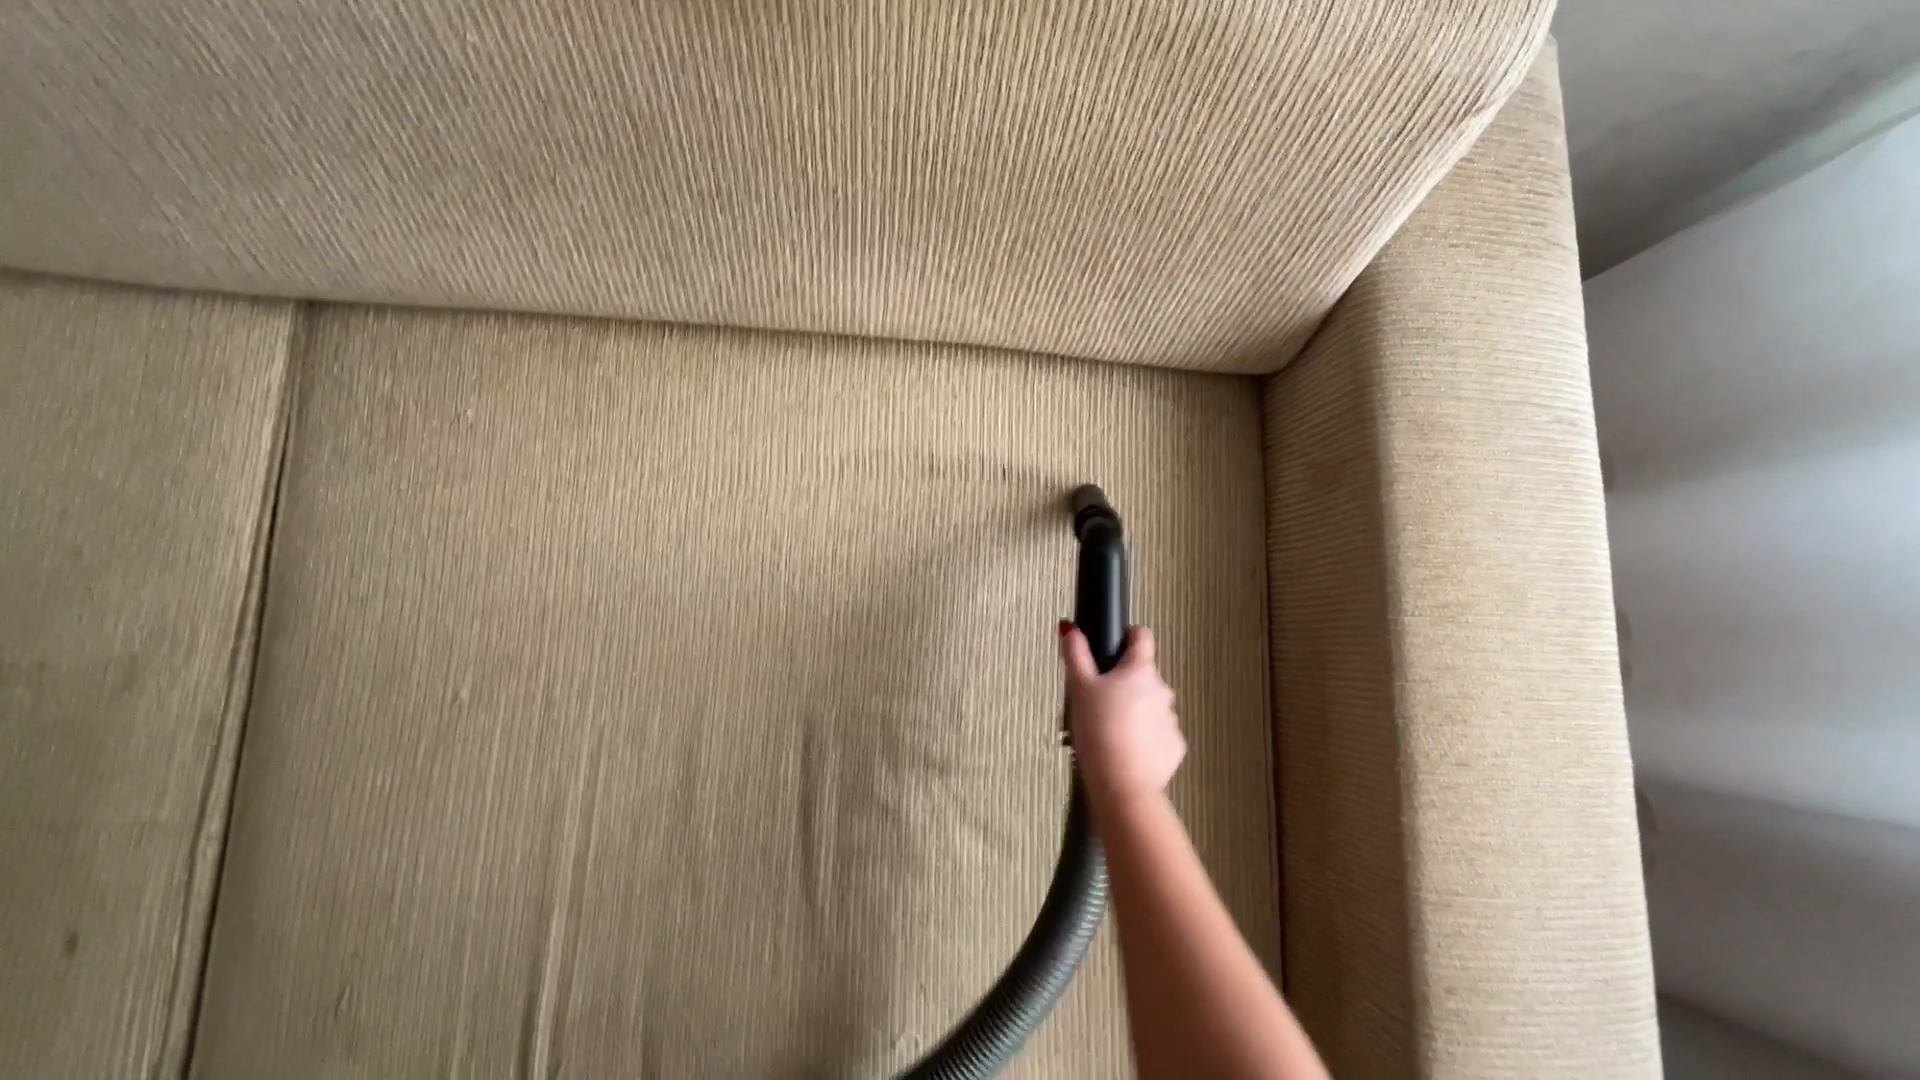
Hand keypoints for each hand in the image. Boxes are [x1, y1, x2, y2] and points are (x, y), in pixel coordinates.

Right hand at [1058, 622, 1185, 811]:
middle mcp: (1162, 689)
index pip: (1142, 636)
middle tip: (1099, 703)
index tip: (1113, 648)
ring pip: (1151, 706)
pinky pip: (1158, 734)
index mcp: (1140, 670)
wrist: (1122, 783)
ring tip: (1110, 731)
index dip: (1127, 637)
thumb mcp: (1079, 688)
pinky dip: (1144, 738)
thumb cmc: (1098, 730)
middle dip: (1125, 684)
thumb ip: (1075, 655)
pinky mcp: (1175, 746)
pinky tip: (1126, 750)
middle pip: (1144, 676)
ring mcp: (1171, 718)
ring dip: (1135, 712)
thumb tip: (1069, 628)